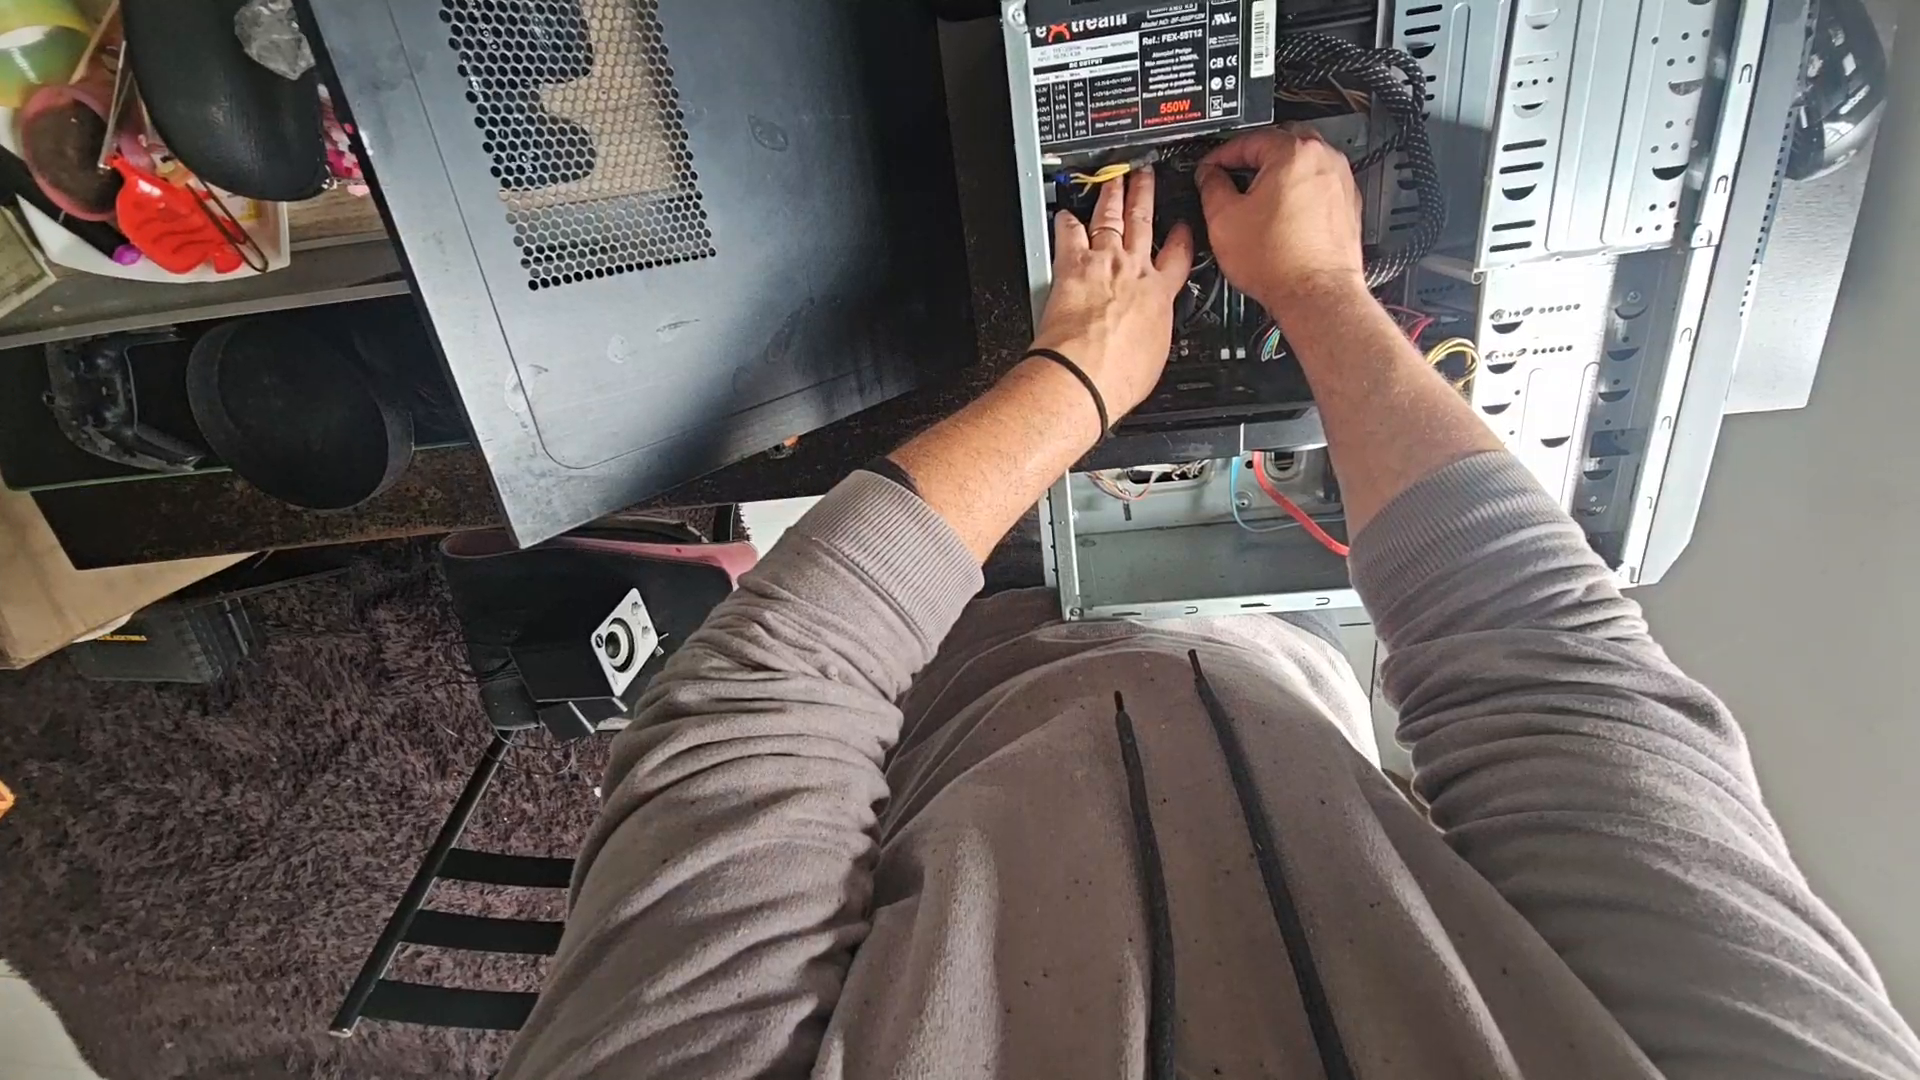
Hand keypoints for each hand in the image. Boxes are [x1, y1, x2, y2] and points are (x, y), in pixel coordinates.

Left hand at [1030, 168, 1193, 420]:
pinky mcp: (1072, 266)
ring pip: (1110, 219)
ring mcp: (1103, 264)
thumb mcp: (1154, 357)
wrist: (1086, 373)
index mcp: (1159, 295)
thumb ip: (1152, 337)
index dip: (1181, 236)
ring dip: (1112, 196)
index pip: (1178, 256)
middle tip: (1145, 177)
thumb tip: (1147, 344)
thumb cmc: (1118, 375)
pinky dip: (1066, 220)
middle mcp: (1133, 271)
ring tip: (1115, 180)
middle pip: (1143, 223)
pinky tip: (1065, 212)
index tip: (1181, 225)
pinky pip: (1069, 234)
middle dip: (1145, 196)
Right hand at [1196, 127, 1366, 322]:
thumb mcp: (1223, 221)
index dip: (1221, 155)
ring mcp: (1340, 181)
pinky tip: (1281, 220)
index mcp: (1293, 153)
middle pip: (1281, 144)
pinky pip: (1317, 188)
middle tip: (1233, 179)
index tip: (1210, 169)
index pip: (1249, 139)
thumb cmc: (1277, 262)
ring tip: (1257, 203)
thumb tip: (1209, 176)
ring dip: (1278, 177)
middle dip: (1254, 159)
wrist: (1315, 293)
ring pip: (1302, 166)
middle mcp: (1324, 158)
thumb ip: (1212, 188)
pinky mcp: (1348, 205)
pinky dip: (1298, 196)